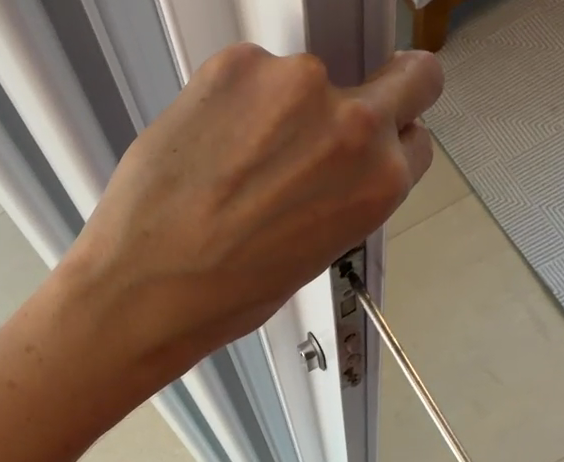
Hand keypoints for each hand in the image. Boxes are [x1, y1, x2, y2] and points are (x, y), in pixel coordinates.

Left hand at [62, 43, 442, 374]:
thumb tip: (335, 173)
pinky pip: (252, 73)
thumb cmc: (221, 294)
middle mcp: (351, 124)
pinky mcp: (237, 65)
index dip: (393, 142)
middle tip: (335, 124)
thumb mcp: (311, 258)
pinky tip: (209, 149)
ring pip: (311, 79)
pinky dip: (235, 102)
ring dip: (283, 109)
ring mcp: (294, 84)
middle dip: (386, 90)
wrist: (146, 285)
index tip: (375, 143)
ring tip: (236, 164)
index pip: (417, 136)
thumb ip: (342, 199)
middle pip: (406, 73)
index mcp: (377, 184)